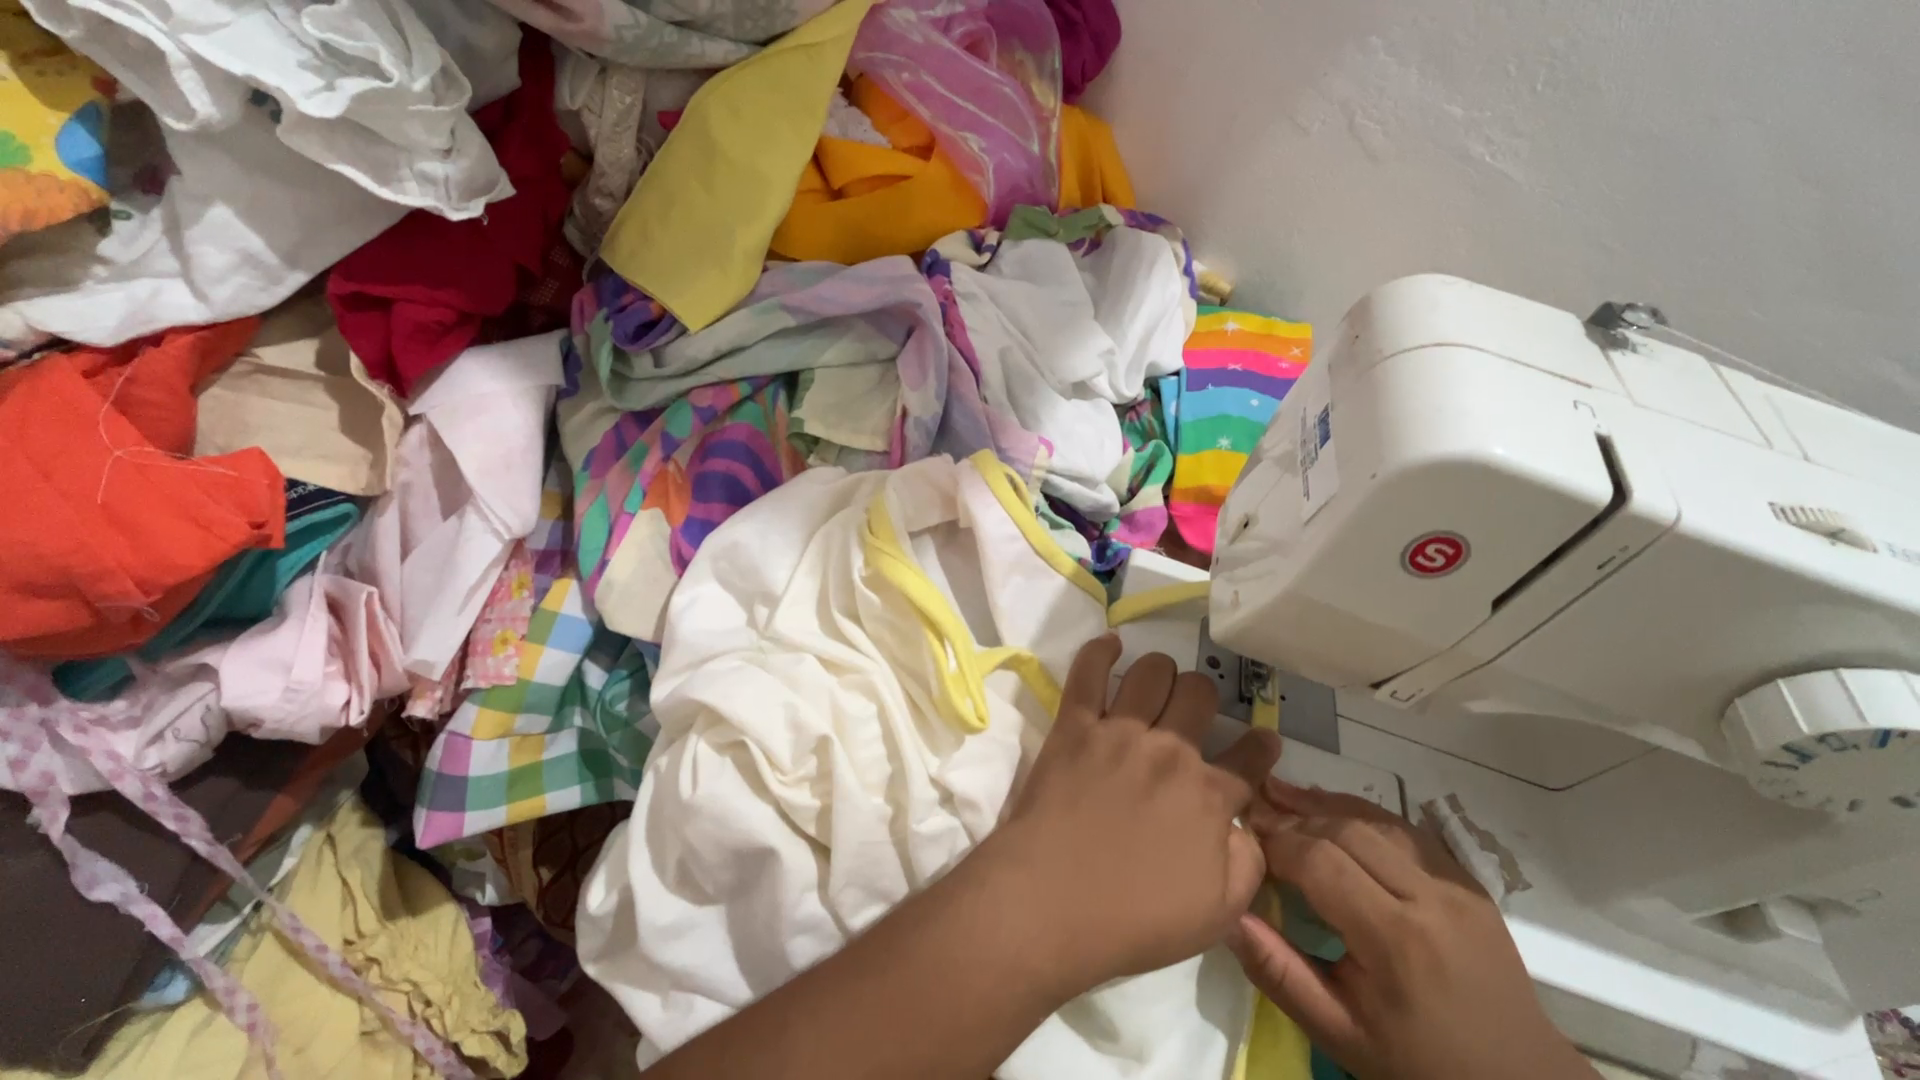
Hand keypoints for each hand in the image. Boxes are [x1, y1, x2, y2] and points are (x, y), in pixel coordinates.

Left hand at [986, 635, 1281, 992]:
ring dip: (1162, 672)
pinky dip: (1100, 651)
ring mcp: (1121, 732)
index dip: (1261, 747)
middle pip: (1200, 696)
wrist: (1050, 900)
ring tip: (1158, 685)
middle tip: (1196, 714)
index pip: (1249, 759)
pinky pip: (1088, 672)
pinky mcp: (1074, 726)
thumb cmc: (1134, 918)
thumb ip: (1246, 865)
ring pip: (1153, 673)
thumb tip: (1247, 831)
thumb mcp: (1218, 914)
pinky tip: (1112, 644)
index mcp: (1211, 795)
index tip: (1264, 741)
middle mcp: (1172, 751)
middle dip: (1206, 697)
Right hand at [1231, 783, 1597, 1079]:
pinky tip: (1335, 813)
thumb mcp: (1337, 1032)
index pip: (1321, 862)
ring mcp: (1457, 886)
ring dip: (1327, 806)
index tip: (1243, 838)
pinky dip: (1365, 816)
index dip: (1276, 842)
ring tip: (1282, 793)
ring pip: (1381, 821)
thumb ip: (1278, 972)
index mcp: (1394, 941)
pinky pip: (1410, 833)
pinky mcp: (1470, 883)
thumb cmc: (1417, 1063)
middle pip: (1349, 830)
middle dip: (1295, 817)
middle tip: (1254, 812)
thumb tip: (1229, 915)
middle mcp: (1430, 900)